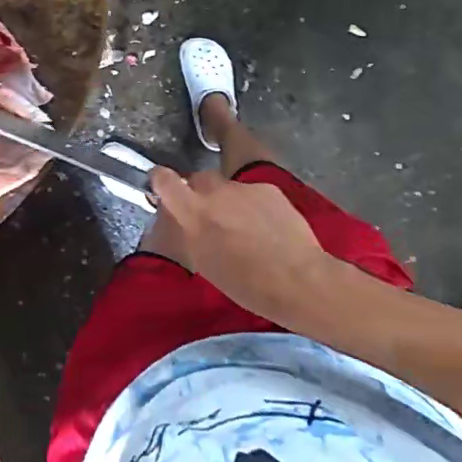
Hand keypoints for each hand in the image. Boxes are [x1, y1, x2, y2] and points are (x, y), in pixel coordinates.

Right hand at [149, 167, 358, 325]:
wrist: (299, 280)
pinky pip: (252, 193)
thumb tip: (180, 216)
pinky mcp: (270, 189)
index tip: (163, 188)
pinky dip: (253, 205)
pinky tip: (267, 227)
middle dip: (199, 193)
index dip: (161, 180)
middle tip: (210, 217)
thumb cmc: (245, 283)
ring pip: (227, 187)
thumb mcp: (203, 261)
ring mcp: (245, 188)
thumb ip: (188, 230)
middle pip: (198, 179)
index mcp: (194, 212)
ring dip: (228, 201)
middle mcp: (216, 192)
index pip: (165, 179)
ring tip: (244, 228)